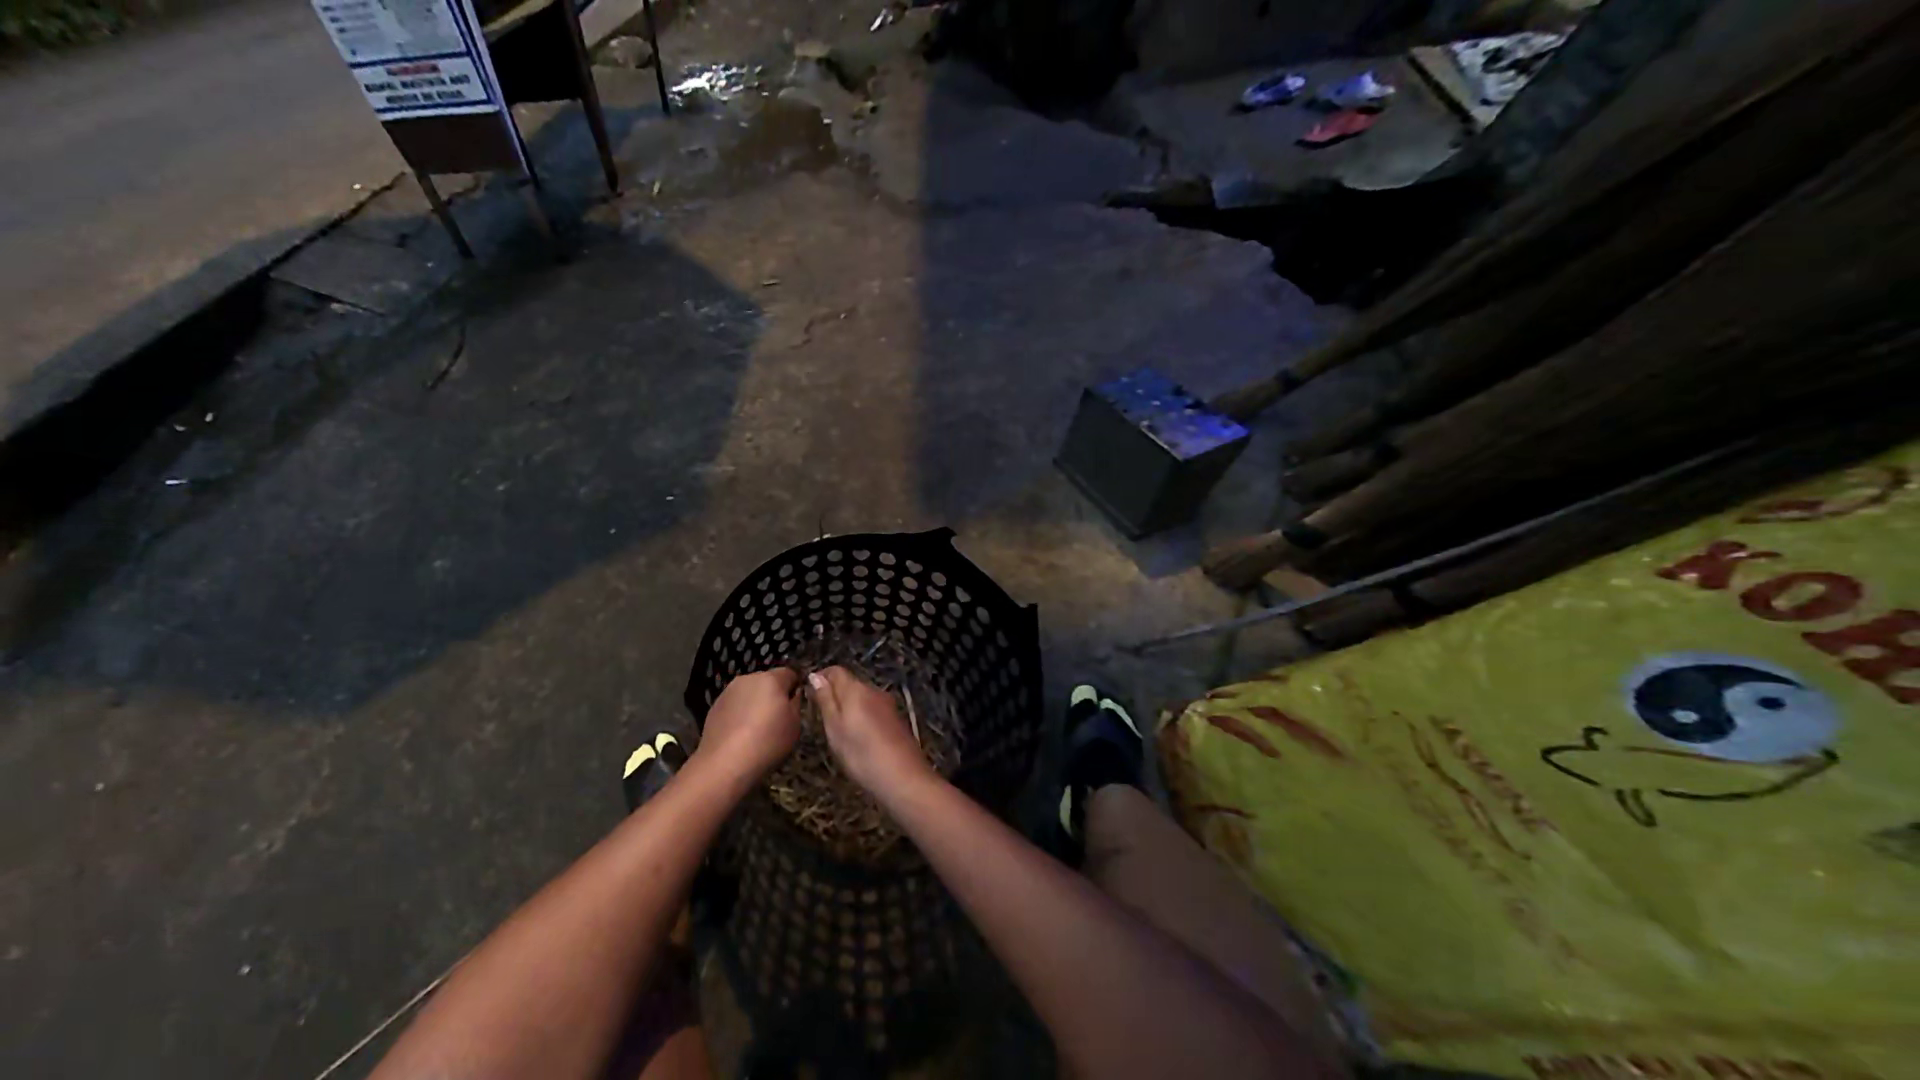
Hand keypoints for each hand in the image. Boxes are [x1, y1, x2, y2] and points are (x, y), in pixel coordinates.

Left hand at [698, 668, 802, 781]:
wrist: (725, 763)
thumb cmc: (767, 742)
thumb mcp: (795, 724)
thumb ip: (796, 704)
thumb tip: (794, 694)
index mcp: (771, 679)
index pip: (790, 673)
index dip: (795, 687)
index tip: (796, 705)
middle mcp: (748, 679)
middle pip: (767, 681)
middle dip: (774, 694)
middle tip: (778, 717)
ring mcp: (728, 692)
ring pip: (749, 692)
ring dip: (755, 703)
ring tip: (757, 727)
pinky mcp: (714, 707)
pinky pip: (735, 704)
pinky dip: (740, 713)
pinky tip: (741, 733)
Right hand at [807, 667, 937, 796]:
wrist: (903, 777)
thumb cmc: (861, 753)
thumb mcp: (834, 728)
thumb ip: (825, 700)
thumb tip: (815, 675)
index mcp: (856, 689)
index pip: (836, 670)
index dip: (821, 678)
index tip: (809, 695)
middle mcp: (874, 690)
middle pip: (850, 683)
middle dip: (834, 693)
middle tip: (820, 714)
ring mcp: (888, 705)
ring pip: (862, 697)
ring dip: (848, 706)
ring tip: (836, 728)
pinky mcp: (896, 719)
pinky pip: (873, 709)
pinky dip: (861, 716)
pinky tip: (858, 736)